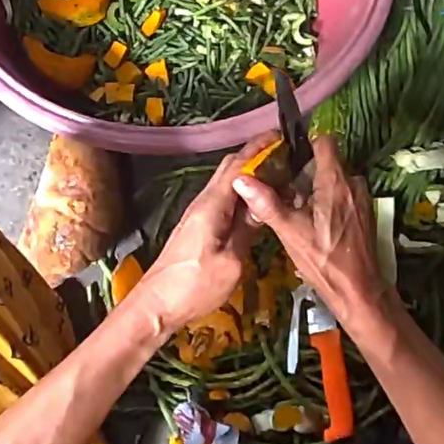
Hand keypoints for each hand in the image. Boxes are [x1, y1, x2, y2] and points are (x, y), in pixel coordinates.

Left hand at [131, 137, 268, 332]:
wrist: (155, 307)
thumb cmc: (194, 286)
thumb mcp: (232, 262)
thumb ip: (248, 230)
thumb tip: (263, 203)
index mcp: (212, 204)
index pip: (239, 165)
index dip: (261, 148)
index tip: (283, 136)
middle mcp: (203, 202)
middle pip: (231, 168)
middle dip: (257, 157)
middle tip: (288, 156)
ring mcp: (199, 214)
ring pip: (227, 184)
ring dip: (251, 177)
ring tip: (281, 178)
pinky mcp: (198, 227)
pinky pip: (224, 201)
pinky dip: (243, 195)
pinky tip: (259, 205)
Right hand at [232, 135, 393, 328]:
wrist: (358, 290)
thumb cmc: (324, 259)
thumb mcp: (289, 231)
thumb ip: (266, 202)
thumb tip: (240, 179)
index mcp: (336, 180)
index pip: (325, 141)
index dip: (305, 143)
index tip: (287, 155)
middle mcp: (353, 182)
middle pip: (327, 160)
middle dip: (306, 169)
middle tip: (283, 185)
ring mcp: (362, 198)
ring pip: (335, 178)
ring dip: (316, 186)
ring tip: (295, 204)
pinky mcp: (364, 212)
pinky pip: (343, 193)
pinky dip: (328, 198)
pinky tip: (312, 219)